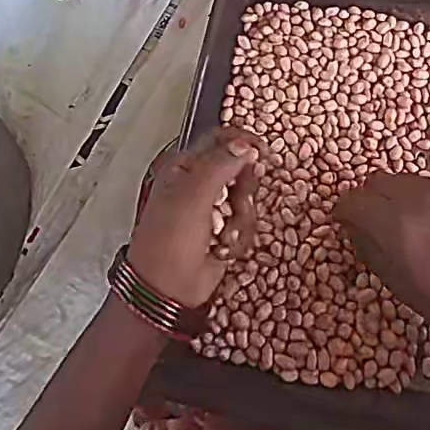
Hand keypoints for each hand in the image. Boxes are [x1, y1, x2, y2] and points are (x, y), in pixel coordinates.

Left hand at [129, 128, 263, 308]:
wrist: (167, 290)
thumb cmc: (169, 241)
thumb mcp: (193, 197)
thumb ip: (220, 165)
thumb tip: (245, 145)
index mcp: (185, 166)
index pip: (220, 139)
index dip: (242, 141)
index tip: (262, 150)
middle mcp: (200, 183)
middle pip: (240, 169)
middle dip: (244, 189)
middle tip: (237, 202)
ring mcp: (214, 207)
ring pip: (247, 198)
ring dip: (241, 219)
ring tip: (223, 233)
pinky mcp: (225, 230)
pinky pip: (247, 223)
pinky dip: (239, 237)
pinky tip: (222, 247)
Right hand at [333, 173, 429, 341]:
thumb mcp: (396, 281)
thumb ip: (369, 246)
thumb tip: (353, 227)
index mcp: (394, 226)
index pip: (352, 201)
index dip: (343, 212)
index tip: (343, 222)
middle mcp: (413, 201)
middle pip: (372, 183)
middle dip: (364, 200)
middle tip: (366, 221)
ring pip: (396, 179)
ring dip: (387, 195)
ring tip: (393, 220)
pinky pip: (419, 184)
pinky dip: (409, 195)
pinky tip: (418, 218)